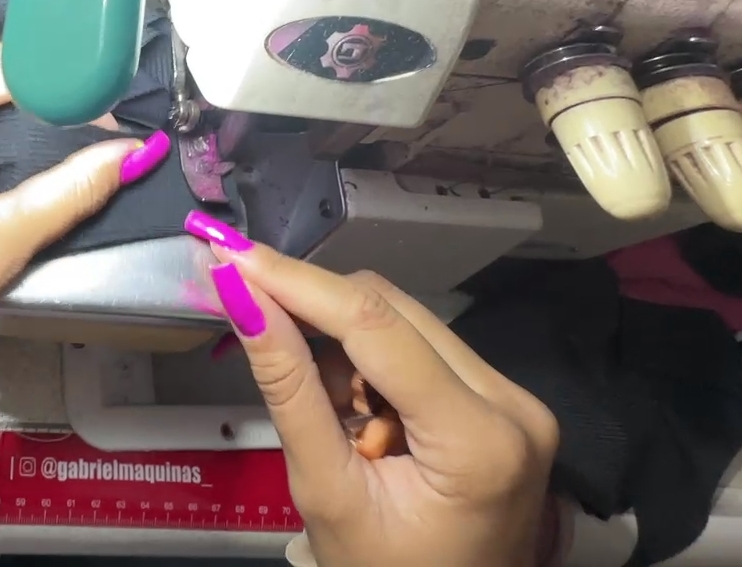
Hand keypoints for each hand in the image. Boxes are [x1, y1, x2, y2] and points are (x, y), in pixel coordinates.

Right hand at [188, 218, 557, 566]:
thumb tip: (240, 295)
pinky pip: (413, 339)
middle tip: (246, 304)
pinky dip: (363, 355)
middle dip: (309, 304)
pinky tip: (349, 406)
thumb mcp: (324, 488)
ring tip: (320, 405)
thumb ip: (286, 385)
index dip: (294, 280)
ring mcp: (511, 397)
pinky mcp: (499, 397)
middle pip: (387, 307)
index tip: (230, 253)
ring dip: (336, 335)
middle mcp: (509, 401)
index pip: (372, 324)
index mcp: (477, 439)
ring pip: (398, 315)